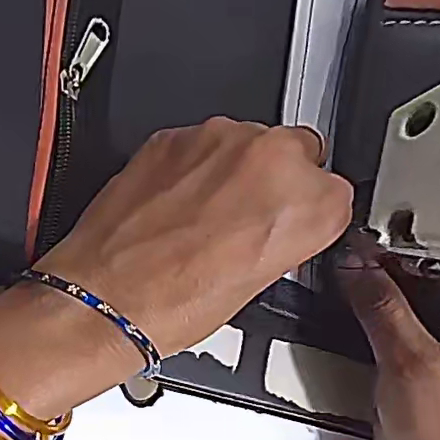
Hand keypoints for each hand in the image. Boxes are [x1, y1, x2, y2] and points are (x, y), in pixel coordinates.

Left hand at [0, 119, 351, 416]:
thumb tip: (278, 222)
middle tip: (244, 220)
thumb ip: (283, 237)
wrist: (105, 296)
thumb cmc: (172, 304)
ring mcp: (217, 140)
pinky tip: (175, 204)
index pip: (334, 191)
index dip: (307, 212)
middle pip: (297, 153)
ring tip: (201, 218)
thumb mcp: (255, 284)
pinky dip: (193, 166)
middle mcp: (269, 159)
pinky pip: (199, 144)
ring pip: (247, 143)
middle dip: (276, 182)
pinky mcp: (173, 136)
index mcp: (308, 203)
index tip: (289, 224)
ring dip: (233, 171)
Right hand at [337, 250, 439, 439]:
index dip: (407, 257)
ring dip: (386, 288)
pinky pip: (413, 314)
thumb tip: (357, 266)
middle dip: (394, 271)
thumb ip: (382, 308)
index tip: (369, 246)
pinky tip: (362, 298)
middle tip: (355, 256)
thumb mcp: (411, 366)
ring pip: (422, 295)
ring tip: (354, 273)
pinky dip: (386, 307)